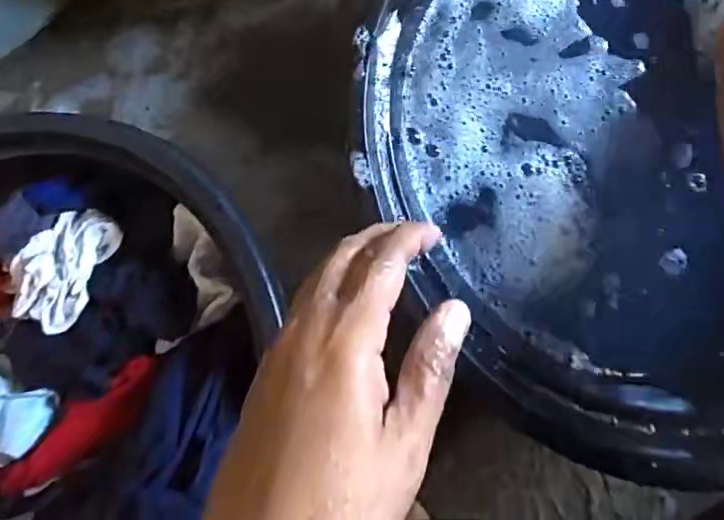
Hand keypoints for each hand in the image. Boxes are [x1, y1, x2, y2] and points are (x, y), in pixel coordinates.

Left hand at [205, 222, 470, 519]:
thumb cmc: (344, 501)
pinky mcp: (267, 361)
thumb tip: (456, 309)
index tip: (433, 230)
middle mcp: (308, 326)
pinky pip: (302, 298)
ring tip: (383, 252)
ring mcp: (281, 342)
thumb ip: (429, 371)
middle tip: (411, 233)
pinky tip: (344, 296)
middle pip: (342, 257)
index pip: (380, 266)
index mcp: (345, 340)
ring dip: (351, 252)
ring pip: (317, 274)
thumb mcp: (403, 447)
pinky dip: (329, 277)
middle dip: (377, 234)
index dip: (406, 239)